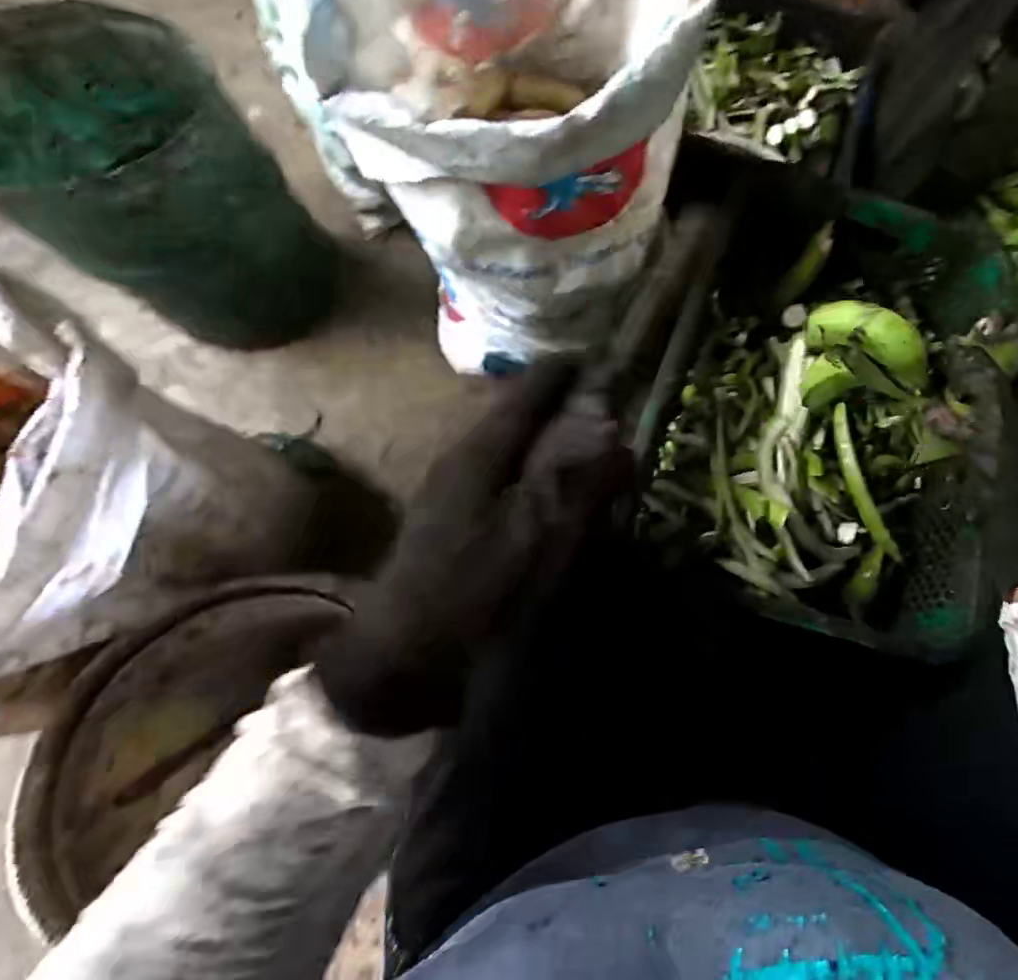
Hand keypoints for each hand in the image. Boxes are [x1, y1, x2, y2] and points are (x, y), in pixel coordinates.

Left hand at [315, 359, 630, 733]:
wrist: (398, 661)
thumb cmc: (470, 598)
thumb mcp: (535, 543)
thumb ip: (578, 489)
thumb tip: (619, 443)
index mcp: (477, 458)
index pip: (522, 399)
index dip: (555, 376)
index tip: (586, 357)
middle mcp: (458, 464)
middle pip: (509, 417)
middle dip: (548, 400)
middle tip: (589, 391)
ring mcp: (449, 494)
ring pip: (501, 446)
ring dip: (537, 433)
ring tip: (574, 429)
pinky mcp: (448, 522)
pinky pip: (496, 475)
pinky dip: (526, 466)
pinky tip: (543, 484)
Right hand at [950, 336, 1017, 599]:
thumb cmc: (1015, 473)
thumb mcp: (1000, 419)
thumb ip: (984, 380)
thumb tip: (965, 346)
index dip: (1017, 329)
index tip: (985, 320)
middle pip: (1012, 369)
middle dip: (984, 355)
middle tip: (953, 346)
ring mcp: (1013, 432)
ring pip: (989, 396)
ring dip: (965, 386)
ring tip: (937, 375)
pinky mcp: (994, 454)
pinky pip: (973, 425)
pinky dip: (954, 418)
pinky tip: (931, 417)